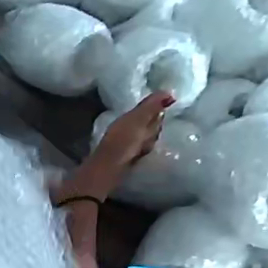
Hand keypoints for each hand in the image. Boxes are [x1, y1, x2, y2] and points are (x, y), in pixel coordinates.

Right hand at [56, 92, 174, 203]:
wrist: (97, 174)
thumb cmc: (118, 145)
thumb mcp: (136, 121)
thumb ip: (150, 108)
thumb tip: (170, 93)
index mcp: (150, 135)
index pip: (158, 118)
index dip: (157, 107)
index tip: (154, 97)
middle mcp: (145, 146)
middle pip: (150, 130)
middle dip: (148, 119)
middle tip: (143, 108)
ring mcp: (130, 156)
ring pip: (138, 140)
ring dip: (137, 131)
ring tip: (131, 122)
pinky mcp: (117, 163)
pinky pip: (125, 147)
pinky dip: (126, 141)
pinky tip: (119, 139)